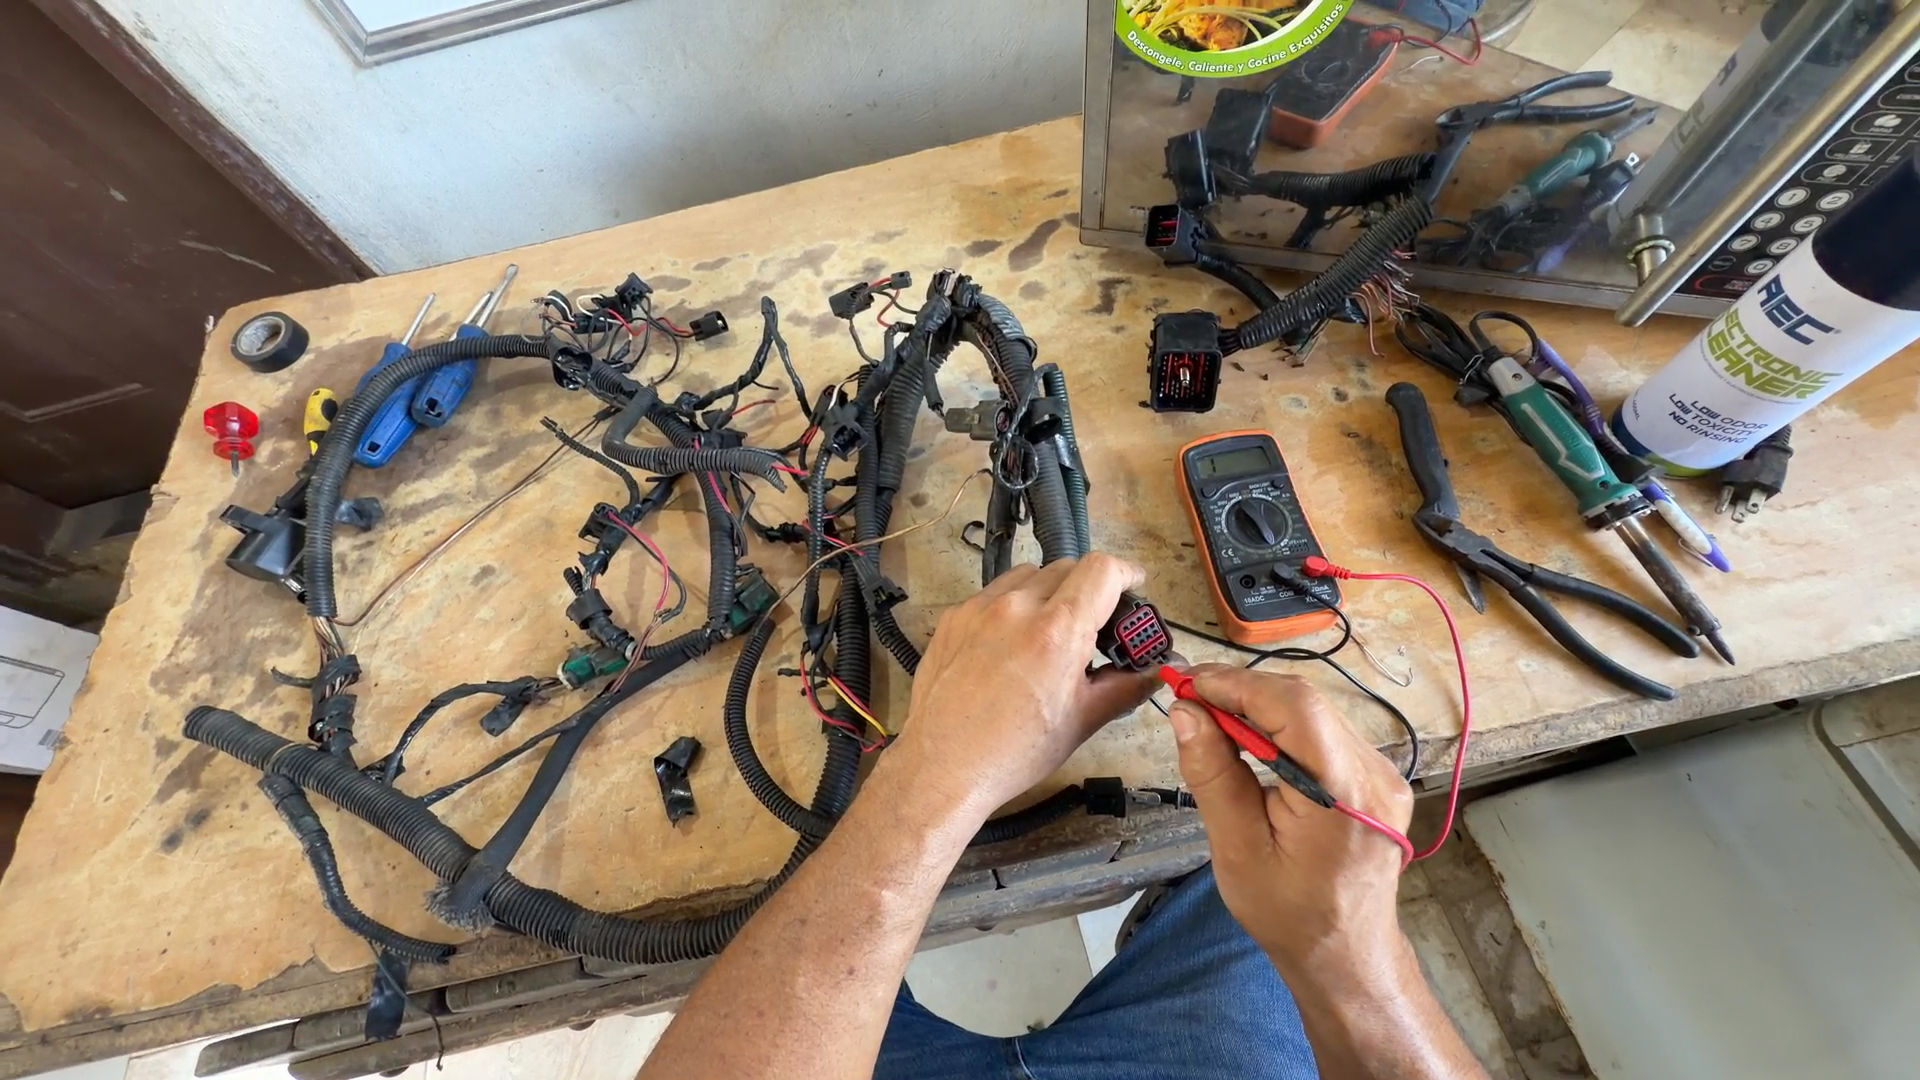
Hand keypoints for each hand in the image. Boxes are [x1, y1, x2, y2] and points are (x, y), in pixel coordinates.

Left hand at [887, 555, 1158, 818]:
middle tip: (1096, 623)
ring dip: (1049, 592)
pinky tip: (1013, 643)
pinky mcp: (955, 617)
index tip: (1133, 584)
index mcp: (1056, 631)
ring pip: (1029, 575)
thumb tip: (1158, 670)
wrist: (944, 765)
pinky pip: (994, 593)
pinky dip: (1013, 606)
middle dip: (1090, 589)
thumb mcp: (1082, 720)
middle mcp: (1016, 608)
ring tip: (1051, 633)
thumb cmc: (1011, 751)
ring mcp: (980, 608)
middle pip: (1068, 568)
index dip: (1127, 572)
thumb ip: (1127, 686)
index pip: (1102, 570)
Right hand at [1168, 664, 1413, 984]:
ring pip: (1312, 710)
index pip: (1294, 708)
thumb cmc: (1286, 910)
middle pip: (1304, 702)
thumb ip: (1213, 773)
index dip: (1237, 684)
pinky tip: (1245, 736)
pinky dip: (1277, 721)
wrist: (1345, 955)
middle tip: (1189, 697)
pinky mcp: (1374, 775)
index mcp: (1345, 793)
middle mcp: (1375, 773)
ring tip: (1209, 714)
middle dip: (1241, 690)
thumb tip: (1185, 711)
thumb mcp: (1236, 847)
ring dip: (1257, 703)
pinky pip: (1320, 728)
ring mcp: (1381, 772)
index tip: (1187, 683)